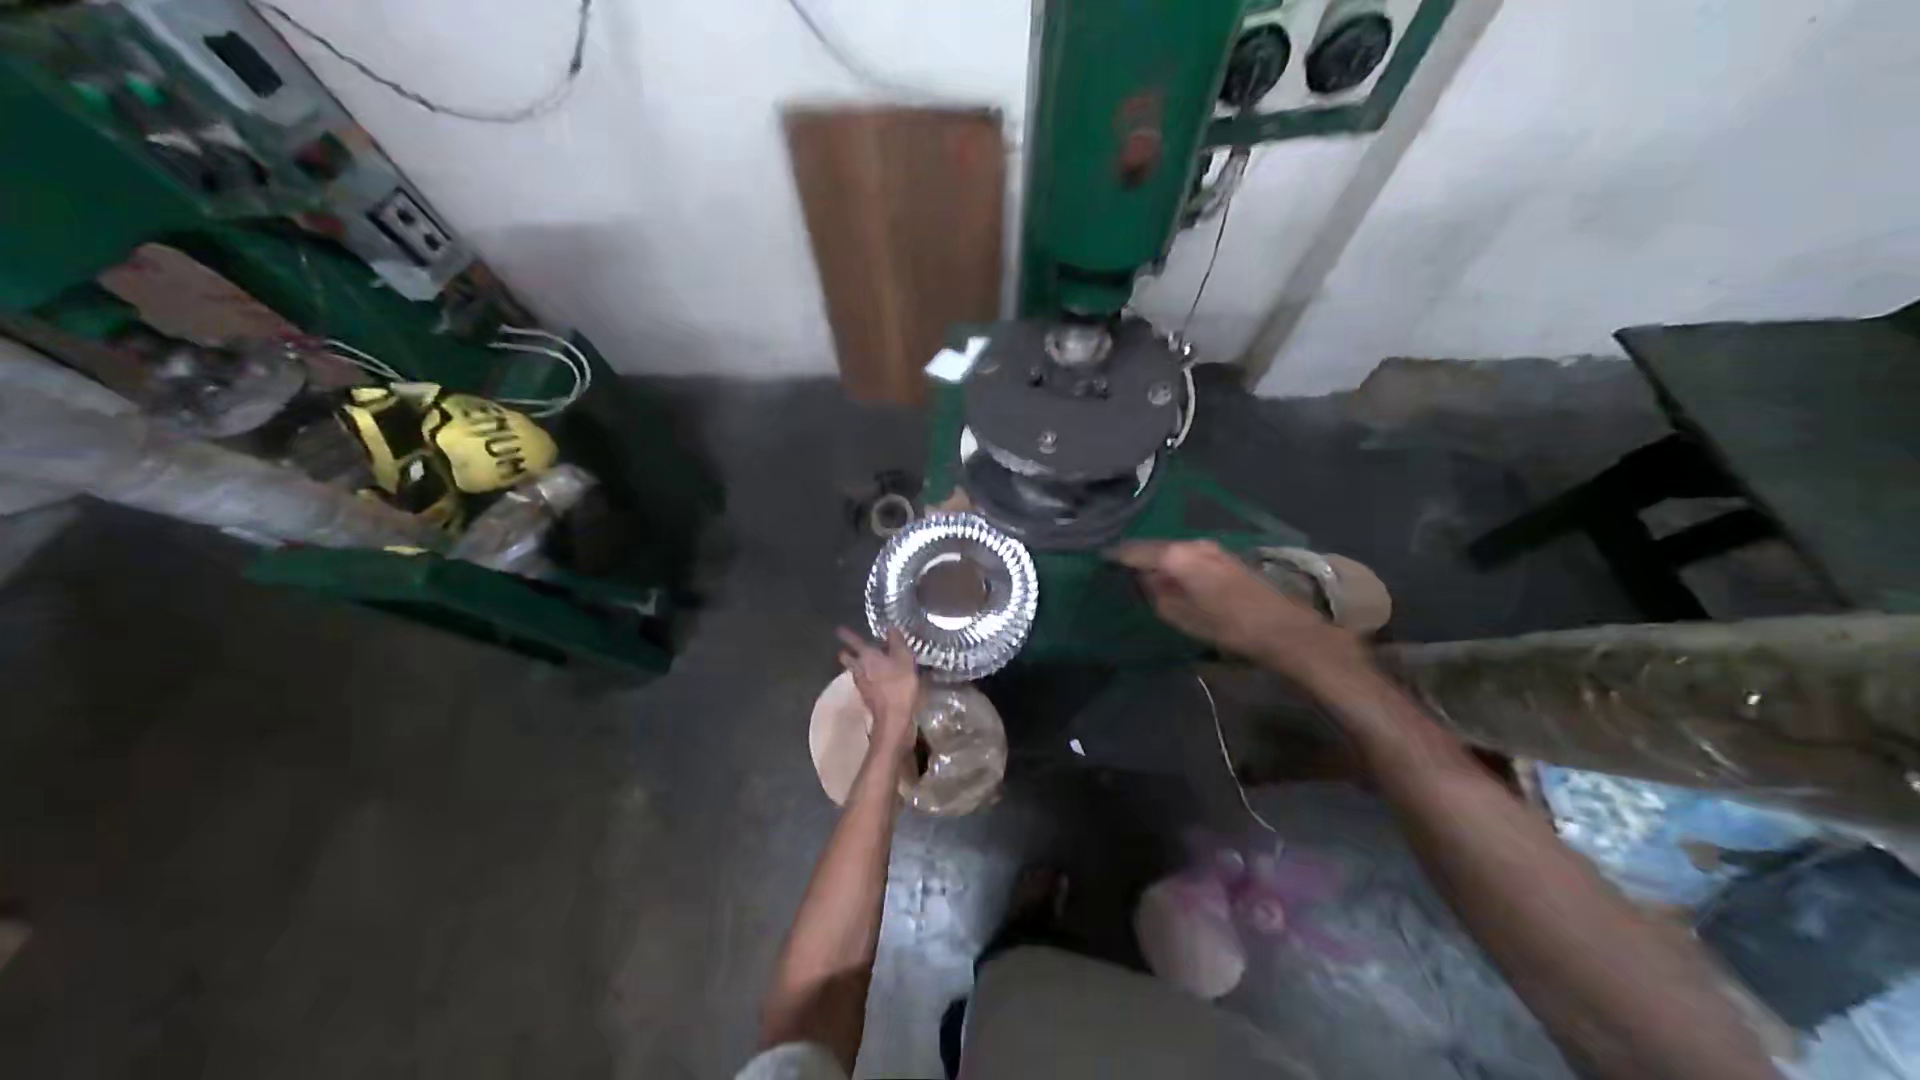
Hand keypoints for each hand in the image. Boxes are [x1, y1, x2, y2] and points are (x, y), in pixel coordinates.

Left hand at [836, 627, 920, 751]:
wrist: (892, 718)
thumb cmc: (899, 685)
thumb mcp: (905, 659)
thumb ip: (897, 642)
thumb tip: (891, 628)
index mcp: (867, 656)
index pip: (852, 641)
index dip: (846, 634)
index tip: (840, 629)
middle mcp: (858, 668)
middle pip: (846, 657)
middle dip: (847, 651)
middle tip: (853, 648)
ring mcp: (860, 683)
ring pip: (853, 669)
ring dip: (857, 664)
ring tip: (869, 662)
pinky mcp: (865, 695)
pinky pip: (862, 681)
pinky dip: (866, 677)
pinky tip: (877, 678)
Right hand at [1107, 540, 1365, 677]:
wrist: (1282, 628)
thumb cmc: (1227, 625)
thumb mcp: (1180, 616)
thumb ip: (1155, 594)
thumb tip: (1141, 579)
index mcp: (1177, 555)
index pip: (1134, 549)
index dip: (1113, 554)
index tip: (1097, 559)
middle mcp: (1193, 543)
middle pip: (1154, 546)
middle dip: (1135, 556)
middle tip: (1116, 569)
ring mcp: (1212, 547)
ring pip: (1173, 550)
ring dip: (1157, 560)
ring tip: (1140, 574)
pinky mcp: (1226, 556)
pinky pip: (1188, 555)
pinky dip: (1174, 563)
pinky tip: (1169, 576)